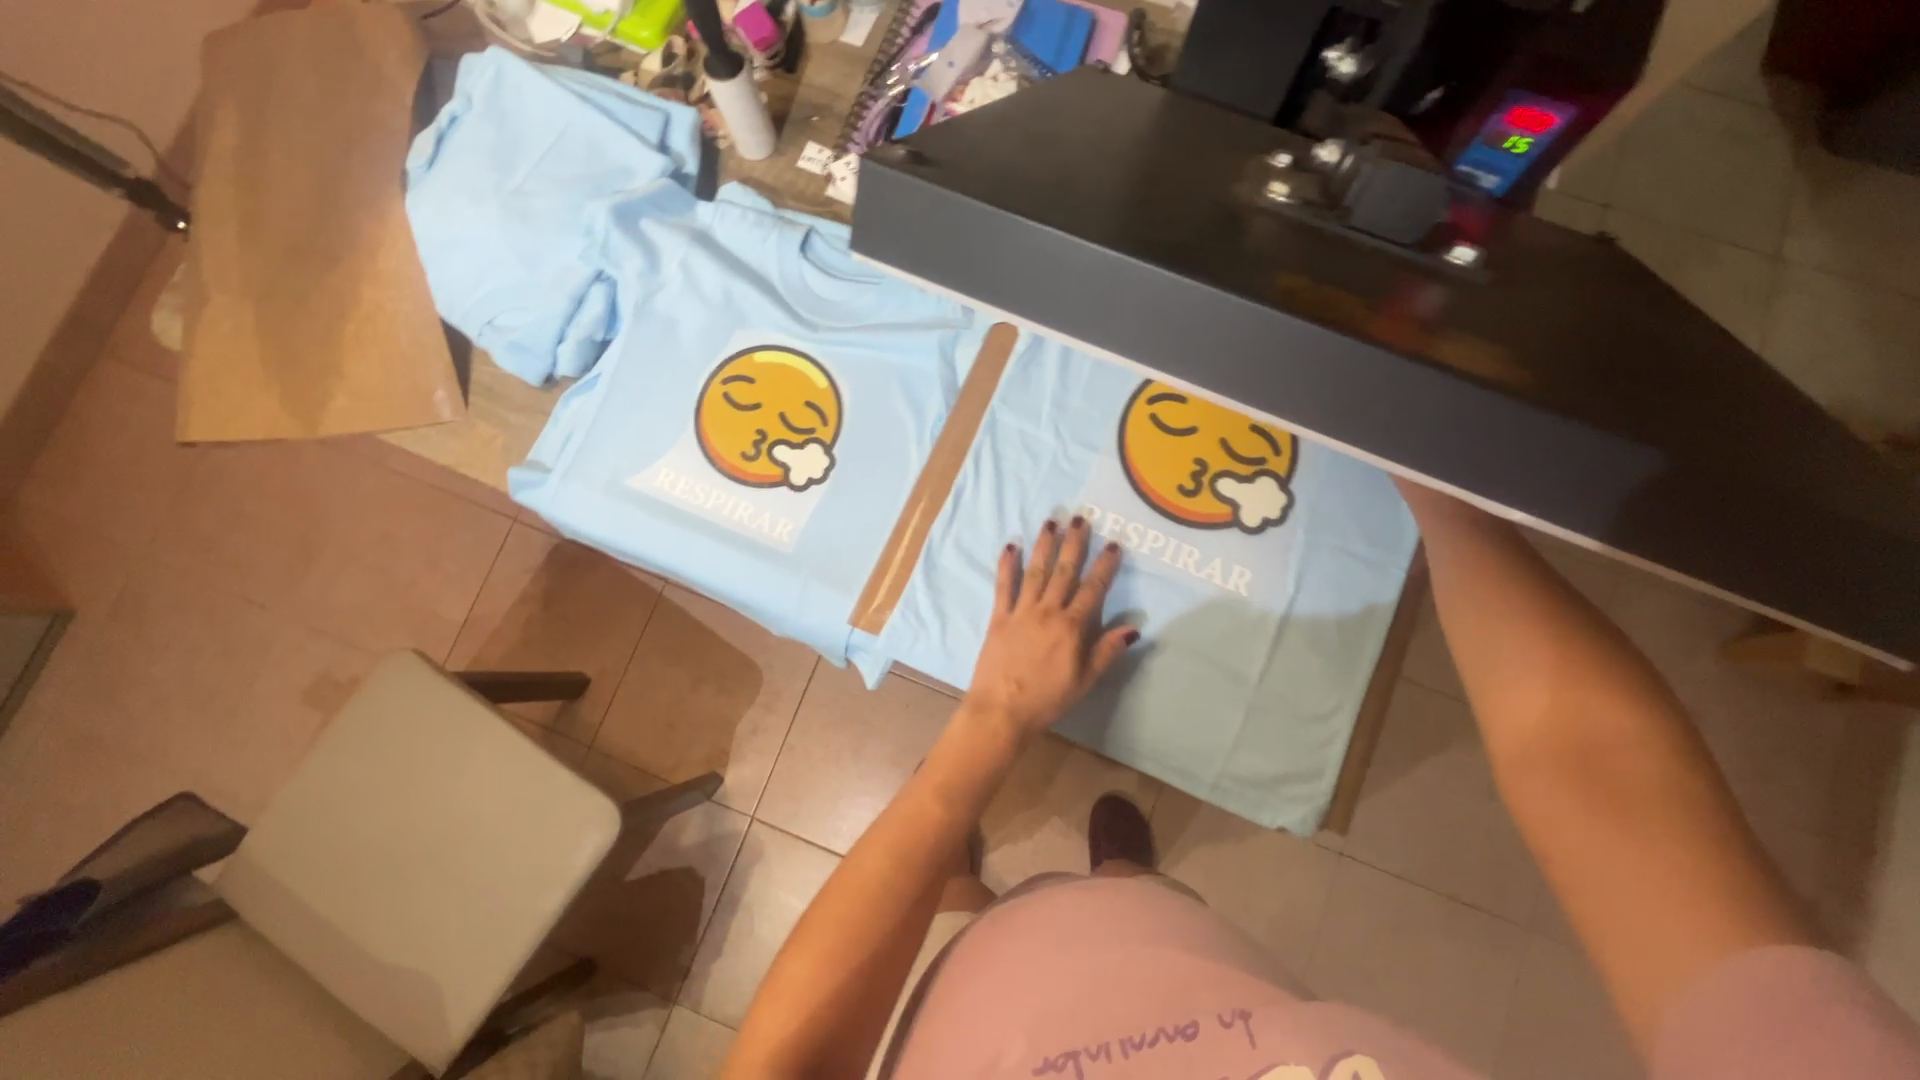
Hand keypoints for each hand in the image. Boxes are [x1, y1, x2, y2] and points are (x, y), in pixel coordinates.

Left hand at [963, 517, 1137, 740]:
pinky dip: (1007, 565)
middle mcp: (1047, 612)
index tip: (1114, 544)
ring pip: (1035, 571)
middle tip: (1081, 518)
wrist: (1001, 710)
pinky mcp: (998, 618)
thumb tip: (1133, 627)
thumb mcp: (1085, 680)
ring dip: (1044, 545)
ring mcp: (1021, 612)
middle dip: (1074, 543)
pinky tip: (1010, 546)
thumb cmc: (1047, 699)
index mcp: (1071, 627)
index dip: (1105, 566)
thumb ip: (1107, 651)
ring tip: (1051, 522)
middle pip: (1064, 571)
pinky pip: (1003, 586)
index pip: (1093, 589)